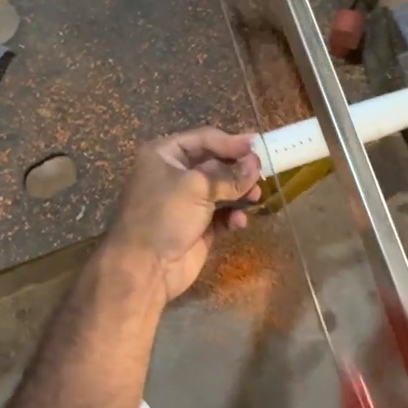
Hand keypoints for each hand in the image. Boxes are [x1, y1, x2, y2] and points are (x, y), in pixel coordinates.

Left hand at [104, 128, 262, 300]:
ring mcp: (186, 201)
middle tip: (263, 172)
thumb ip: (230, 175)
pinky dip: (232, 215)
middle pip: (215, 163)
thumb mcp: (197, 188)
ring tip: (256, 196)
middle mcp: (174, 174)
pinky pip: (221, 214)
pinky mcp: (197, 226)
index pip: (204, 139)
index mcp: (164, 154)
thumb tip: (256, 163)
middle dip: (238, 168)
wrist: (145, 268)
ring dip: (240, 192)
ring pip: (221, 189)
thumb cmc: (165, 215)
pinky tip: (240, 222)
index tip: (259, 146)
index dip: (231, 142)